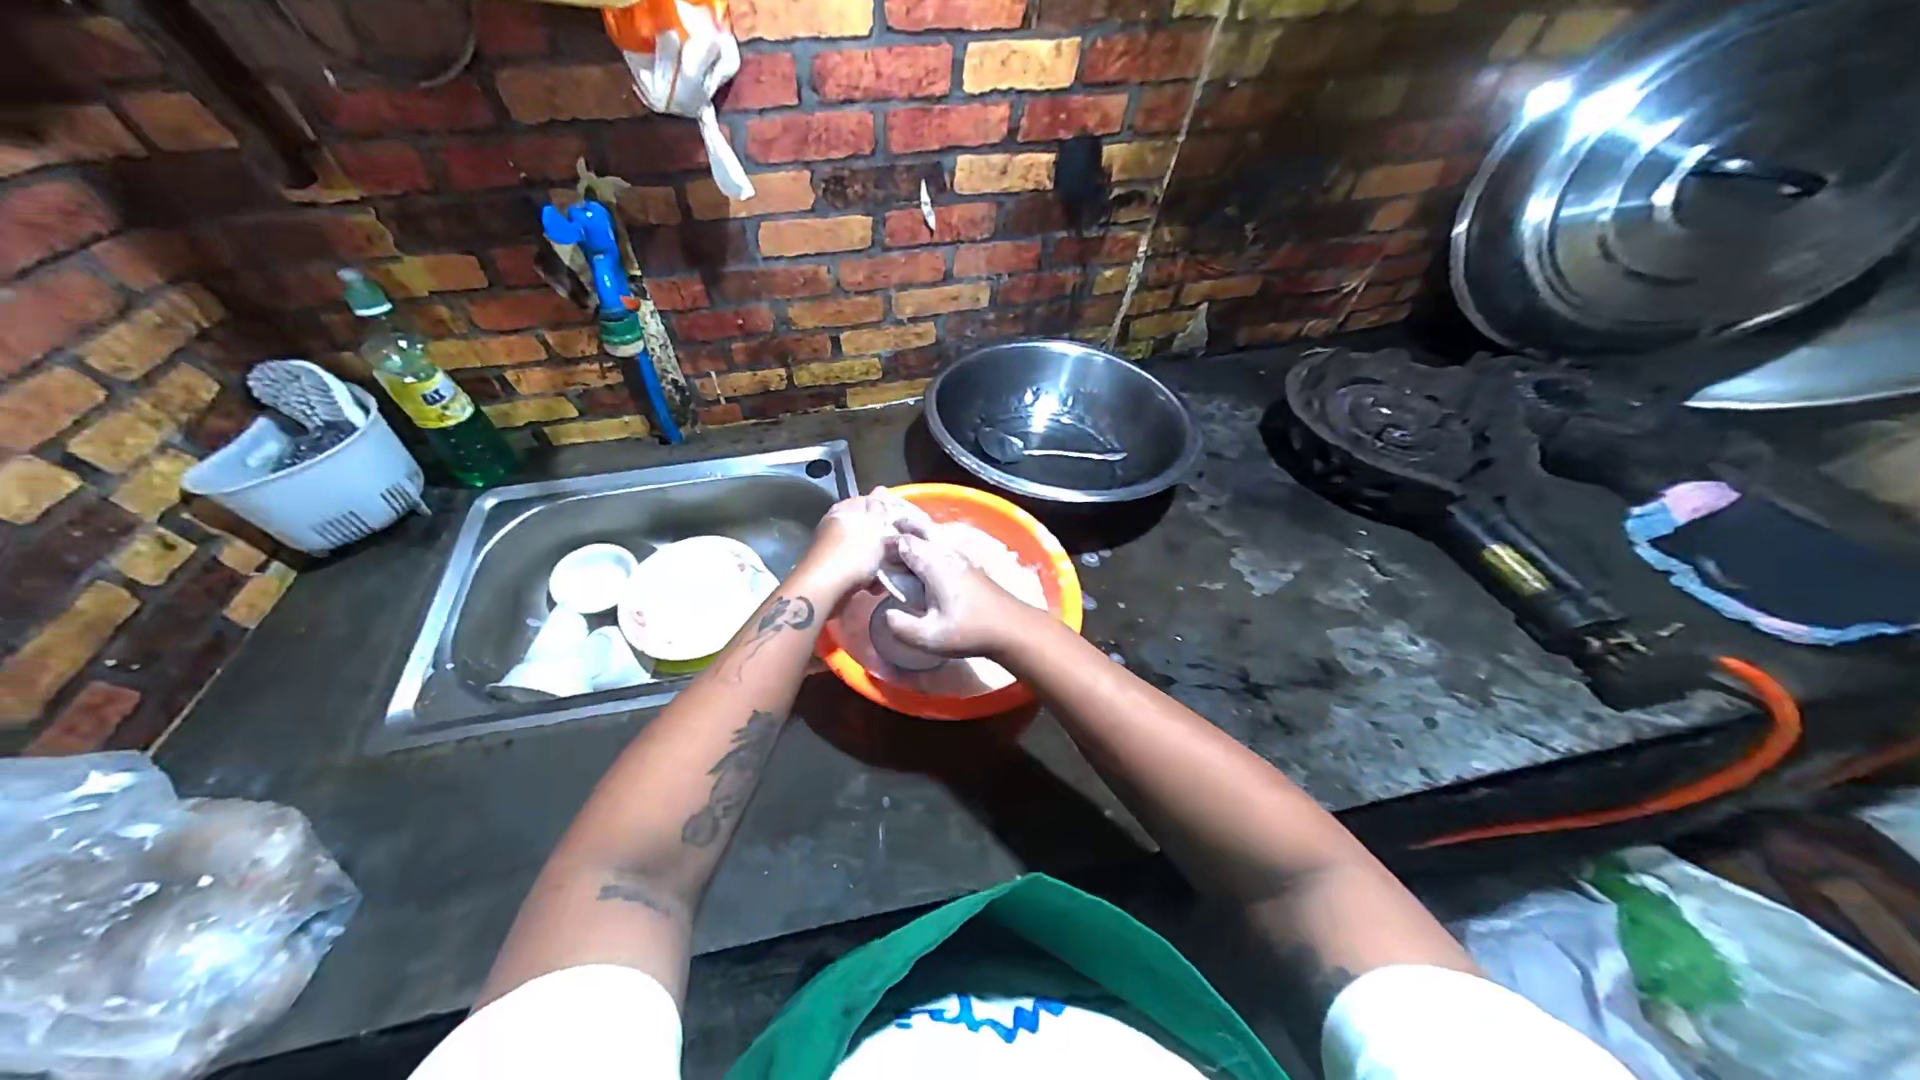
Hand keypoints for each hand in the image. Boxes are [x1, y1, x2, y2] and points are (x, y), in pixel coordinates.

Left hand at [801, 488, 928, 599]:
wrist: (826, 588)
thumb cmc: (853, 552)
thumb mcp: (873, 525)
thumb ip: (879, 507)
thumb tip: (880, 489)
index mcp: (844, 509)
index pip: (868, 501)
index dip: (887, 511)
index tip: (903, 524)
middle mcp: (836, 526)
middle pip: (867, 529)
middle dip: (884, 539)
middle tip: (901, 548)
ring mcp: (833, 549)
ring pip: (863, 551)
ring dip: (878, 561)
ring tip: (892, 570)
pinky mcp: (834, 571)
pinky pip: (857, 570)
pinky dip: (867, 577)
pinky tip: (876, 585)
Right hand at [881, 532, 1042, 658]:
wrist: (1013, 629)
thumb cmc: (971, 631)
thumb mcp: (931, 637)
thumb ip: (903, 627)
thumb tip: (887, 615)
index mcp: (936, 566)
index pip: (906, 544)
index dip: (888, 543)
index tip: (872, 546)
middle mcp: (948, 556)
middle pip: (923, 530)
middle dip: (904, 525)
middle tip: (887, 520)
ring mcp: (962, 559)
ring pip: (935, 537)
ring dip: (918, 532)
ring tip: (902, 531)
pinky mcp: (970, 568)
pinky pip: (944, 548)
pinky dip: (930, 544)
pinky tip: (926, 555)